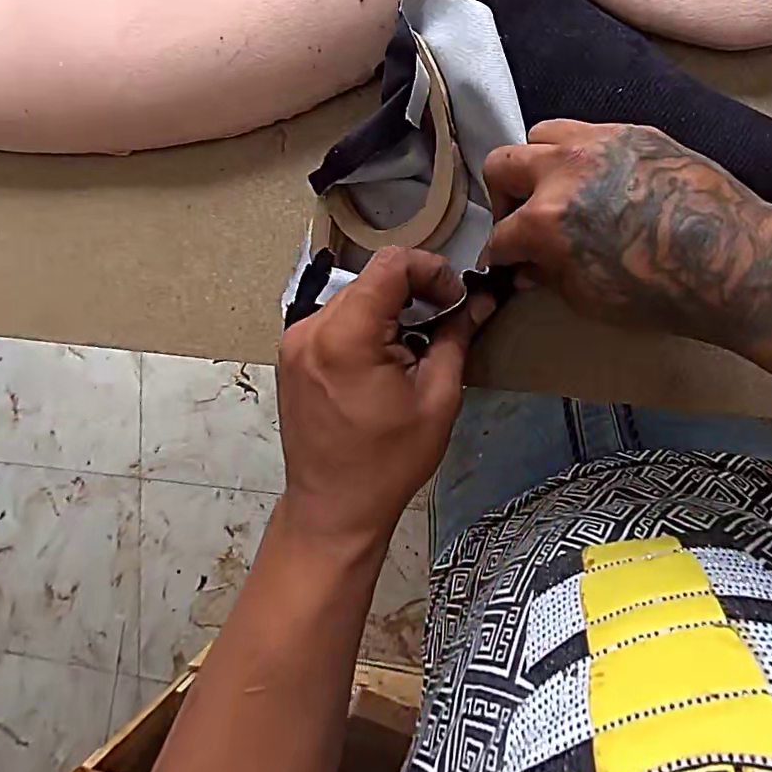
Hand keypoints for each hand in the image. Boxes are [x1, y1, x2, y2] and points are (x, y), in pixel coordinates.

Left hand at [276, 247, 493, 548]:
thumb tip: (478, 301)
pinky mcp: (293, 355)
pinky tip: (386, 359)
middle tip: (444, 323)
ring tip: (415, 347)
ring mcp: (295, 341)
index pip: (392, 264)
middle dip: (416, 292)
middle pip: (373, 278)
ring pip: (356, 295)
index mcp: (345, 336)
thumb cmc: (387, 463)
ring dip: (392, 309)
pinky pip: (337, 318)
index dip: (432, 271)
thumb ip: (457, 337)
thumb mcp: (439, 398)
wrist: (334, 507)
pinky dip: (368, 325)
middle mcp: (311, 329)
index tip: (454, 299)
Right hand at [483, 121, 771, 348]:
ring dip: (537, 165)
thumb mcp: (587, 298)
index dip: (497, 255)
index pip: (500, 234)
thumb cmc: (660, 292)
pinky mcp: (634, 132)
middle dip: (502, 198)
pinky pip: (588, 133)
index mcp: (546, 219)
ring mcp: (600, 142)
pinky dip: (579, 156)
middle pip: (501, 165)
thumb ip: (547, 275)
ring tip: (558, 191)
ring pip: (541, 134)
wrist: (733, 261)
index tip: (504, 262)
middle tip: (521, 220)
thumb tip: (528, 267)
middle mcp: (563, 170)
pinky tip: (600, 181)